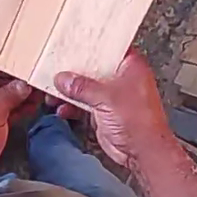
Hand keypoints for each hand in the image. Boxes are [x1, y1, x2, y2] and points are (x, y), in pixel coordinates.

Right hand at [54, 49, 176, 168]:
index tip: (73, 45)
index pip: (109, 49)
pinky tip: (63, 109)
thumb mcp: (106, 97)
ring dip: (69, 92)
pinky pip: (83, 105)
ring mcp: (112, 97)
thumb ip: (82, 87)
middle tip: (58, 70)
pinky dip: (72, 107)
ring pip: (86, 89)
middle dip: (74, 72)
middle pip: (93, 69)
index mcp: (130, 68)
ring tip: (55, 93)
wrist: (141, 151)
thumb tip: (64, 79)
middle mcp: (122, 80)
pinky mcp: (104, 113)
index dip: (91, 47)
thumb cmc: (139, 122)